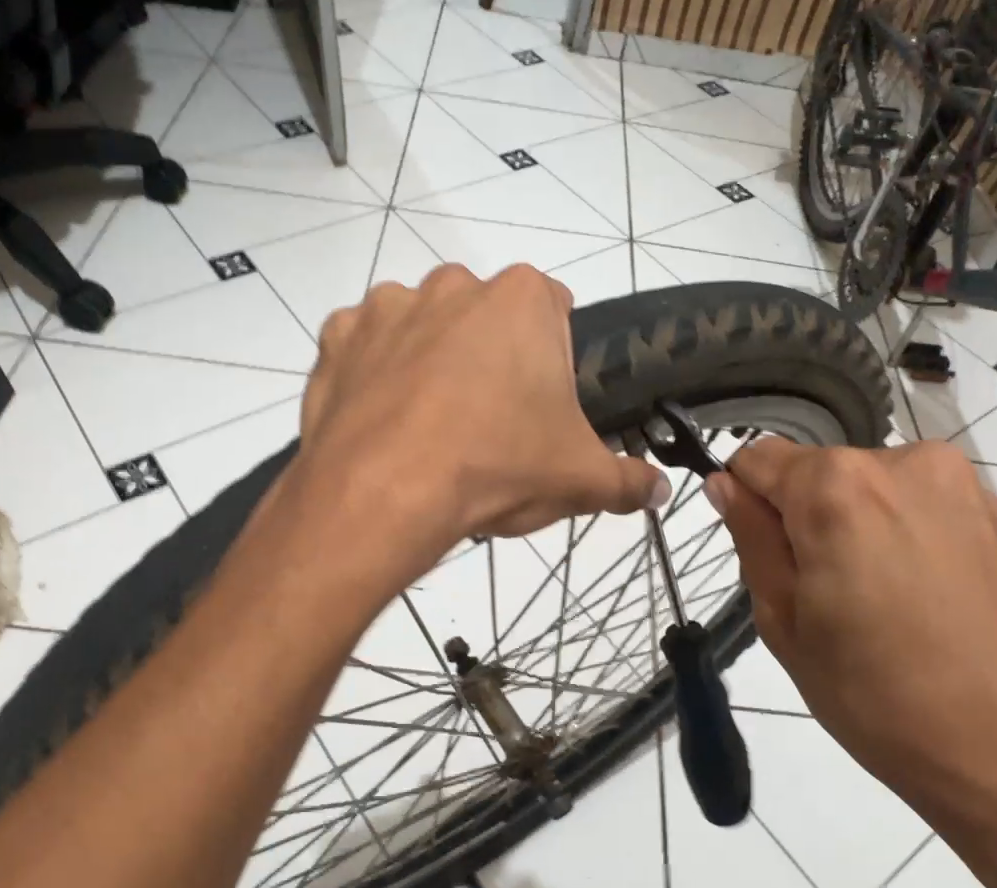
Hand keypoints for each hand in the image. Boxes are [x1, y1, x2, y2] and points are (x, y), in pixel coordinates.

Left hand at [298, 265, 665, 551]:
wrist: (384, 493)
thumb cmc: (496, 468)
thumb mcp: (579, 480)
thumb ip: (626, 481)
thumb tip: (659, 492)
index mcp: (522, 299)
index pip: (553, 312)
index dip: (551, 361)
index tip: (539, 407)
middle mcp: (454, 284)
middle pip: (485, 318)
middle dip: (489, 359)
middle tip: (486, 425)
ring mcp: (388, 305)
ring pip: (422, 329)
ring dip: (429, 363)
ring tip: (429, 430)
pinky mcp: (337, 337)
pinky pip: (364, 350)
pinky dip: (373, 377)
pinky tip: (382, 423)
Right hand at [706, 439, 996, 887]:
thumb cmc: (884, 702)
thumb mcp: (788, 627)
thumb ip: (754, 542)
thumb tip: (727, 486)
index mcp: (836, 487)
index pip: (757, 458)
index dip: (745, 503)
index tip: (759, 558)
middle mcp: (901, 462)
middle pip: (817, 474)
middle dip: (802, 522)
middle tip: (818, 602)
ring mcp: (960, 483)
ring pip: (867, 492)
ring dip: (851, 532)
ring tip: (875, 611)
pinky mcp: (996, 514)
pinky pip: (916, 509)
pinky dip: (898, 540)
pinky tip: (918, 606)